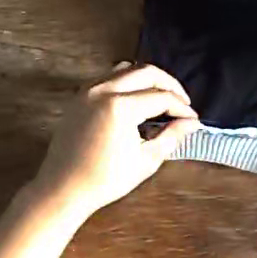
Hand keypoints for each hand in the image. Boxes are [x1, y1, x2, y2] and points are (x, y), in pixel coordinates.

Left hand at [25, 64, 199, 219]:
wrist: (63, 188)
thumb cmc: (105, 180)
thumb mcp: (146, 160)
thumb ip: (171, 136)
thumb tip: (191, 122)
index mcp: (120, 106)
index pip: (160, 97)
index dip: (181, 108)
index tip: (193, 120)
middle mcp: (102, 90)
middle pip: (146, 72)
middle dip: (169, 85)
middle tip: (182, 103)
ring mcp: (87, 90)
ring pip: (126, 69)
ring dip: (147, 79)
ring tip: (161, 99)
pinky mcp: (79, 96)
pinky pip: (108, 77)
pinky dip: (127, 82)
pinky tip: (136, 100)